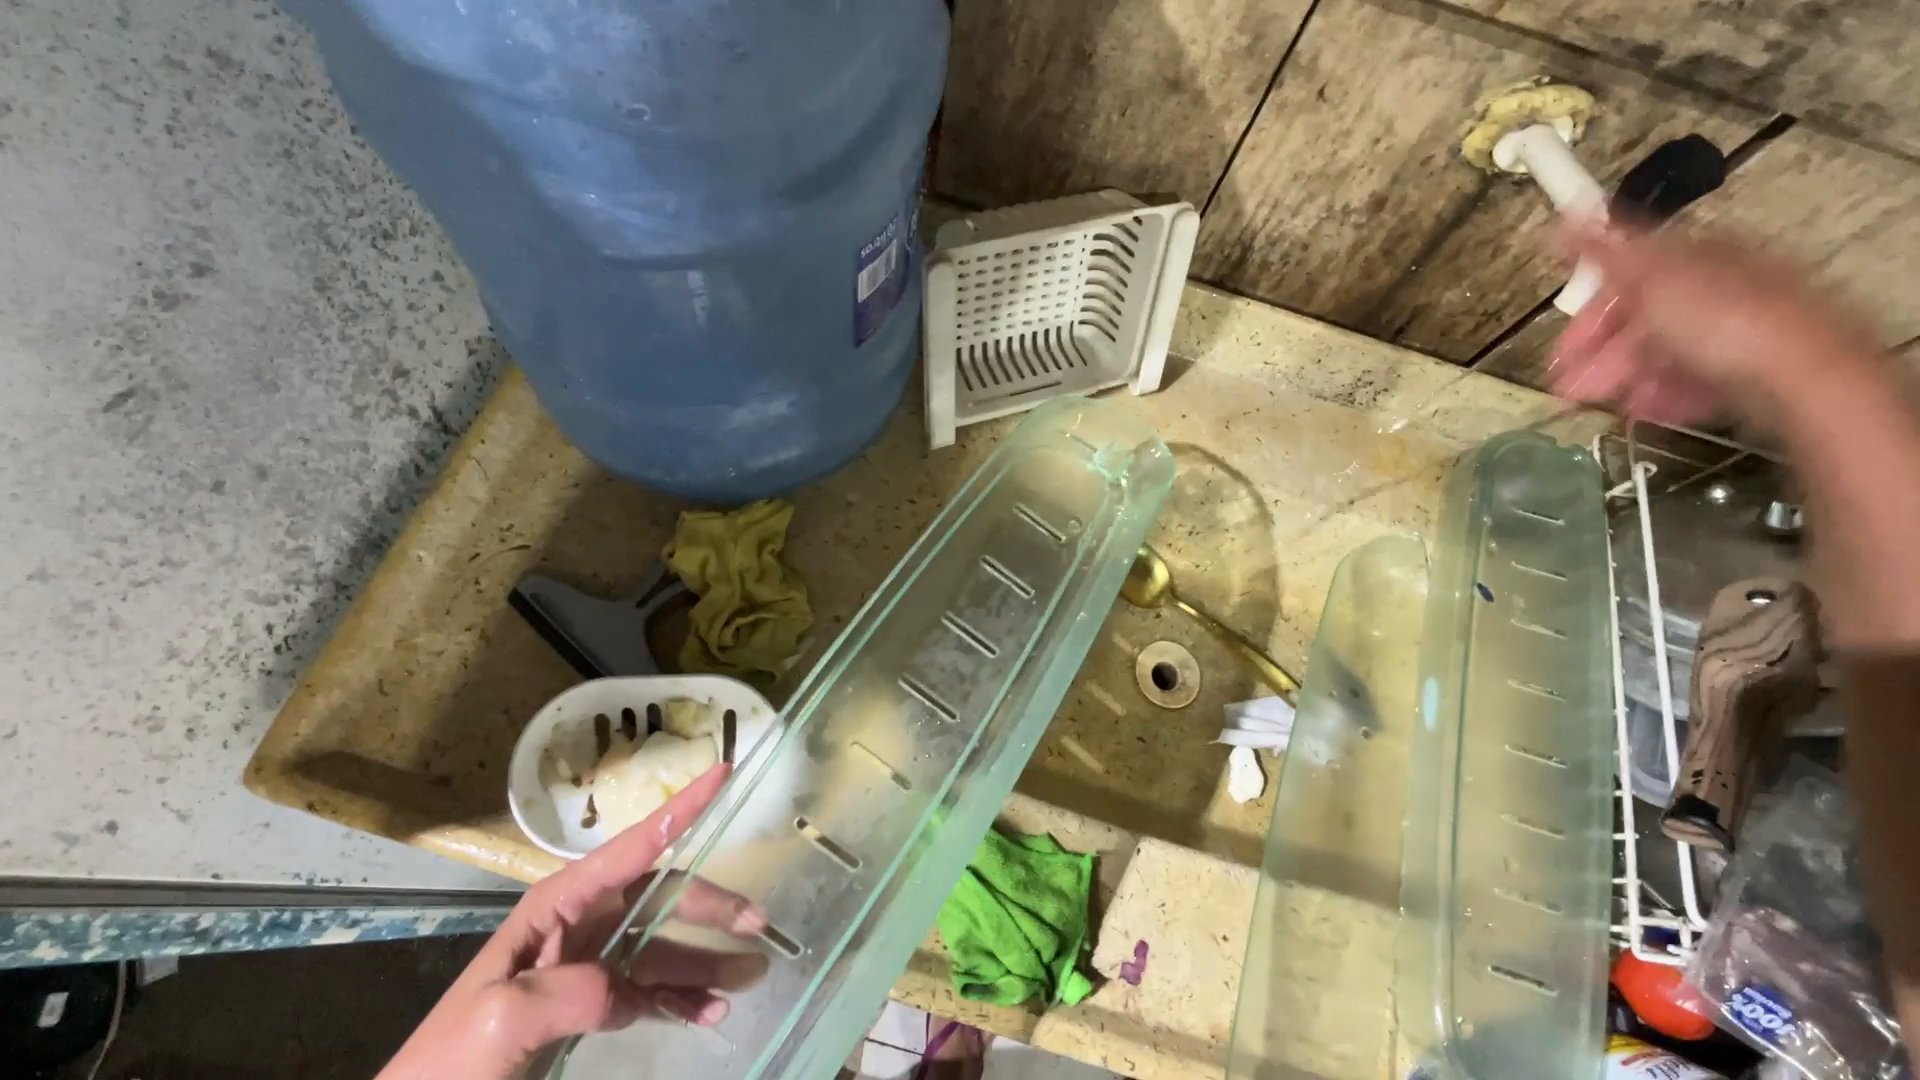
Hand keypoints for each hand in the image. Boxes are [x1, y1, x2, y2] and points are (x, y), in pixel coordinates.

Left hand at [378, 764, 768, 1079]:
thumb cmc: (448, 1063)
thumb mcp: (499, 1021)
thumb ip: (567, 992)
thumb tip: (622, 987)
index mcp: (558, 904)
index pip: (631, 847)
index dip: (680, 810)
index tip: (722, 776)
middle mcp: (583, 922)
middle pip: (661, 898)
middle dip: (710, 906)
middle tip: (757, 926)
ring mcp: (592, 963)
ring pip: (665, 947)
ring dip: (706, 962)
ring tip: (748, 979)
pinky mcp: (597, 1003)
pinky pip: (653, 990)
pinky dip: (685, 999)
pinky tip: (710, 1013)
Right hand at [1545, 220, 1882, 429]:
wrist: (1800, 376)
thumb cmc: (1724, 321)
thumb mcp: (1653, 276)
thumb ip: (1604, 250)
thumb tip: (1564, 214)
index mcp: (1698, 257)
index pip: (1628, 276)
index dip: (1588, 310)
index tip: (1562, 344)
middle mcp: (1717, 288)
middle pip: (1640, 319)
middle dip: (1597, 352)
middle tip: (1566, 383)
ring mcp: (1733, 331)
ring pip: (1659, 353)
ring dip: (1619, 377)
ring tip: (1594, 400)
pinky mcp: (1743, 371)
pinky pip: (1689, 379)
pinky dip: (1658, 393)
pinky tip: (1639, 407)